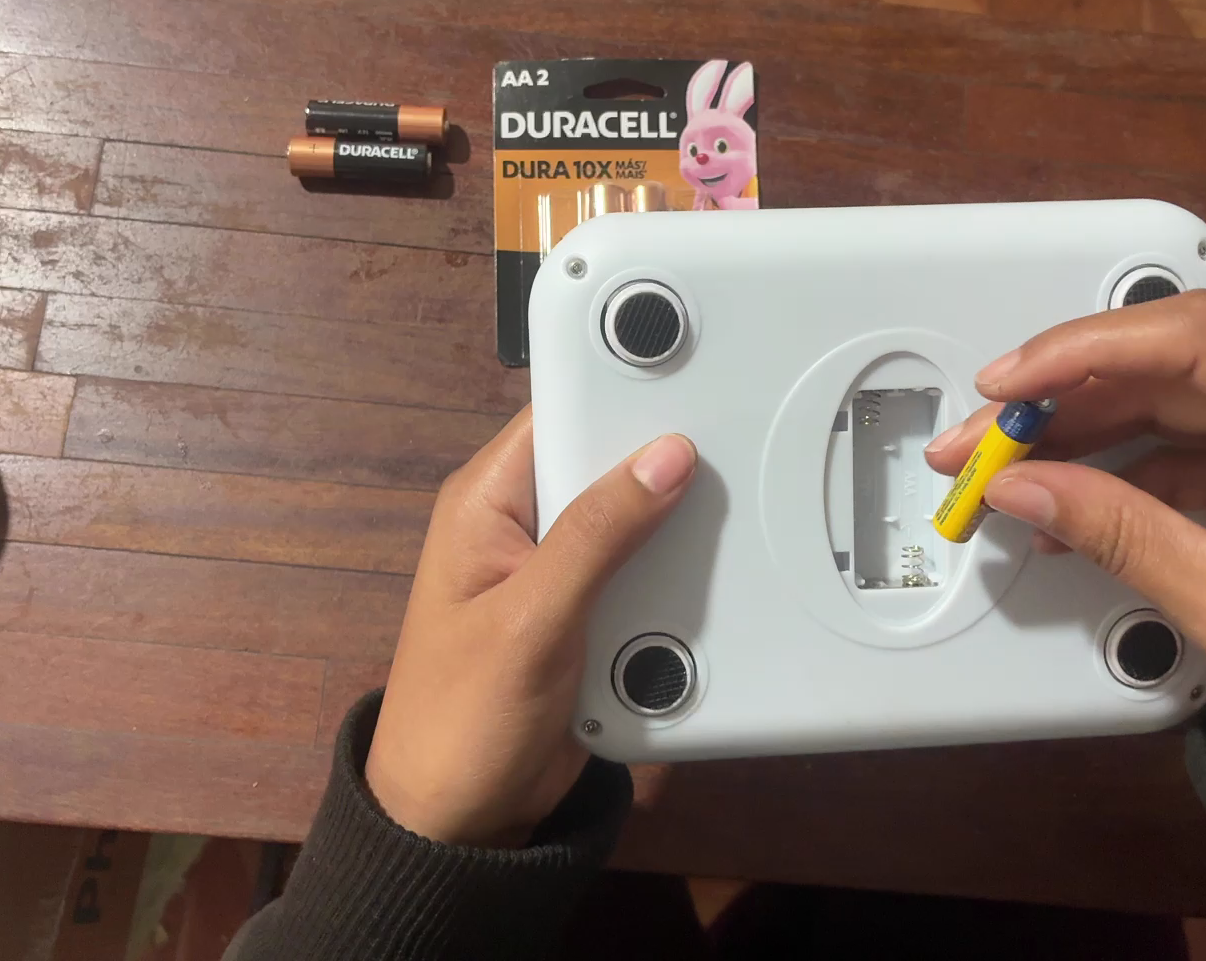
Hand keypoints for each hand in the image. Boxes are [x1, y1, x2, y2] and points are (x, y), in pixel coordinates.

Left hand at [365, 408, 696, 846]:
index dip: (619, 396)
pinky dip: (671, 565)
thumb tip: (670, 452)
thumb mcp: (533, 618)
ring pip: (629, 514)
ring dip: (673, 517)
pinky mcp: (587, 605)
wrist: (465, 821)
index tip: (693, 385)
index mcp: (488, 499)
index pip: (559, 416)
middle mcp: (523, 518)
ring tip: (740, 499)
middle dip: (659, 459)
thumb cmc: (470, 716)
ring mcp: (558, 565)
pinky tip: (714, 564)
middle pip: (601, 462)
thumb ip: (598, 534)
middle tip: (736, 444)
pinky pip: (638, 564)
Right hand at [924, 292, 1205, 859]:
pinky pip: (1160, 453)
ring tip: (992, 466)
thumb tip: (1013, 484)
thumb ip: (1114, 531)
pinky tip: (1049, 506)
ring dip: (1066, 435)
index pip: (1201, 342)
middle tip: (975, 438)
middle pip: (1162, 370)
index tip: (1007, 384)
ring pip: (1152, 406)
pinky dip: (1099, 476)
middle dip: (1056, 400)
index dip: (1089, 349)